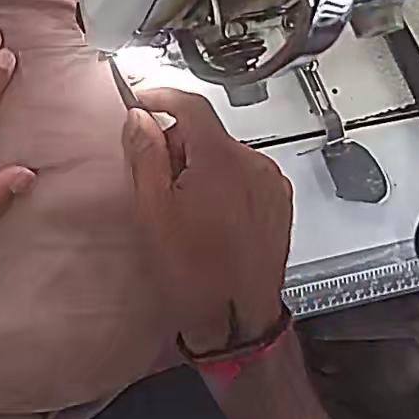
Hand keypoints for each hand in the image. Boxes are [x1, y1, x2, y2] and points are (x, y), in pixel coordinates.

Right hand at [122, 88, 291, 353]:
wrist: (236, 320)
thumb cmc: (196, 274)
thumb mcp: (153, 211)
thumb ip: (145, 155)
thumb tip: (139, 119)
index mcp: (221, 161)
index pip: (191, 105)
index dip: (162, 97)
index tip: (143, 100)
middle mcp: (254, 165)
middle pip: (206, 132)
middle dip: (177, 144)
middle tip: (156, 179)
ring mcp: (270, 184)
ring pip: (224, 154)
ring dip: (199, 165)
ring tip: (184, 208)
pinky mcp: (278, 202)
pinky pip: (243, 175)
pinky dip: (222, 182)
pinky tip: (208, 217)